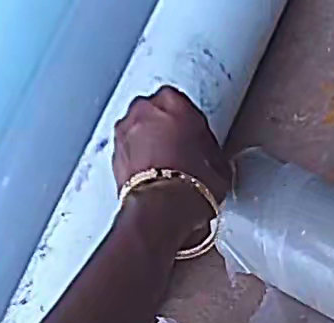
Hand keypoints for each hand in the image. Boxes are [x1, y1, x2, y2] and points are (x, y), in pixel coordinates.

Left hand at [112, 87, 234, 231]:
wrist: (163, 210)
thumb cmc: (189, 186)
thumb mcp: (219, 170)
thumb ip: (211, 155)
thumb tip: (211, 162)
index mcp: (174, 102)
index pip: (188, 109)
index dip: (196, 132)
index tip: (201, 147)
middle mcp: (145, 109)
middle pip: (159, 117)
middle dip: (169, 134)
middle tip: (184, 159)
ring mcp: (126, 129)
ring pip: (142, 133)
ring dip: (152, 148)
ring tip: (169, 174)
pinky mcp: (114, 154)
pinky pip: (130, 154)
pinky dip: (140, 164)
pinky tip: (156, 183)